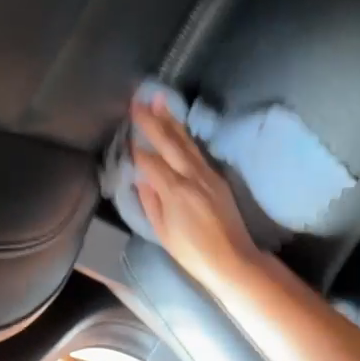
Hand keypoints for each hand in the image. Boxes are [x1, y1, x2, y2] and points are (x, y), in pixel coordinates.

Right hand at [131, 96, 263, 289]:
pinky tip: (178, 126)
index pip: (150, 162)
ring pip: (185, 141)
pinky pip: (197, 150)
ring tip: (160, 101)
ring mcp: (207, 174)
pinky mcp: (217, 177)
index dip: (136, 149)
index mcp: (174, 190)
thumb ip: (150, 202)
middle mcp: (191, 176)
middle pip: (168, 142)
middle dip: (151, 121)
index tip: (125, 136)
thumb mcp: (163, 233)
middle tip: (139, 101)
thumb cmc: (193, 253)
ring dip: (170, 120)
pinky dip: (185, 135)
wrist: (234, 260)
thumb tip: (141, 179)